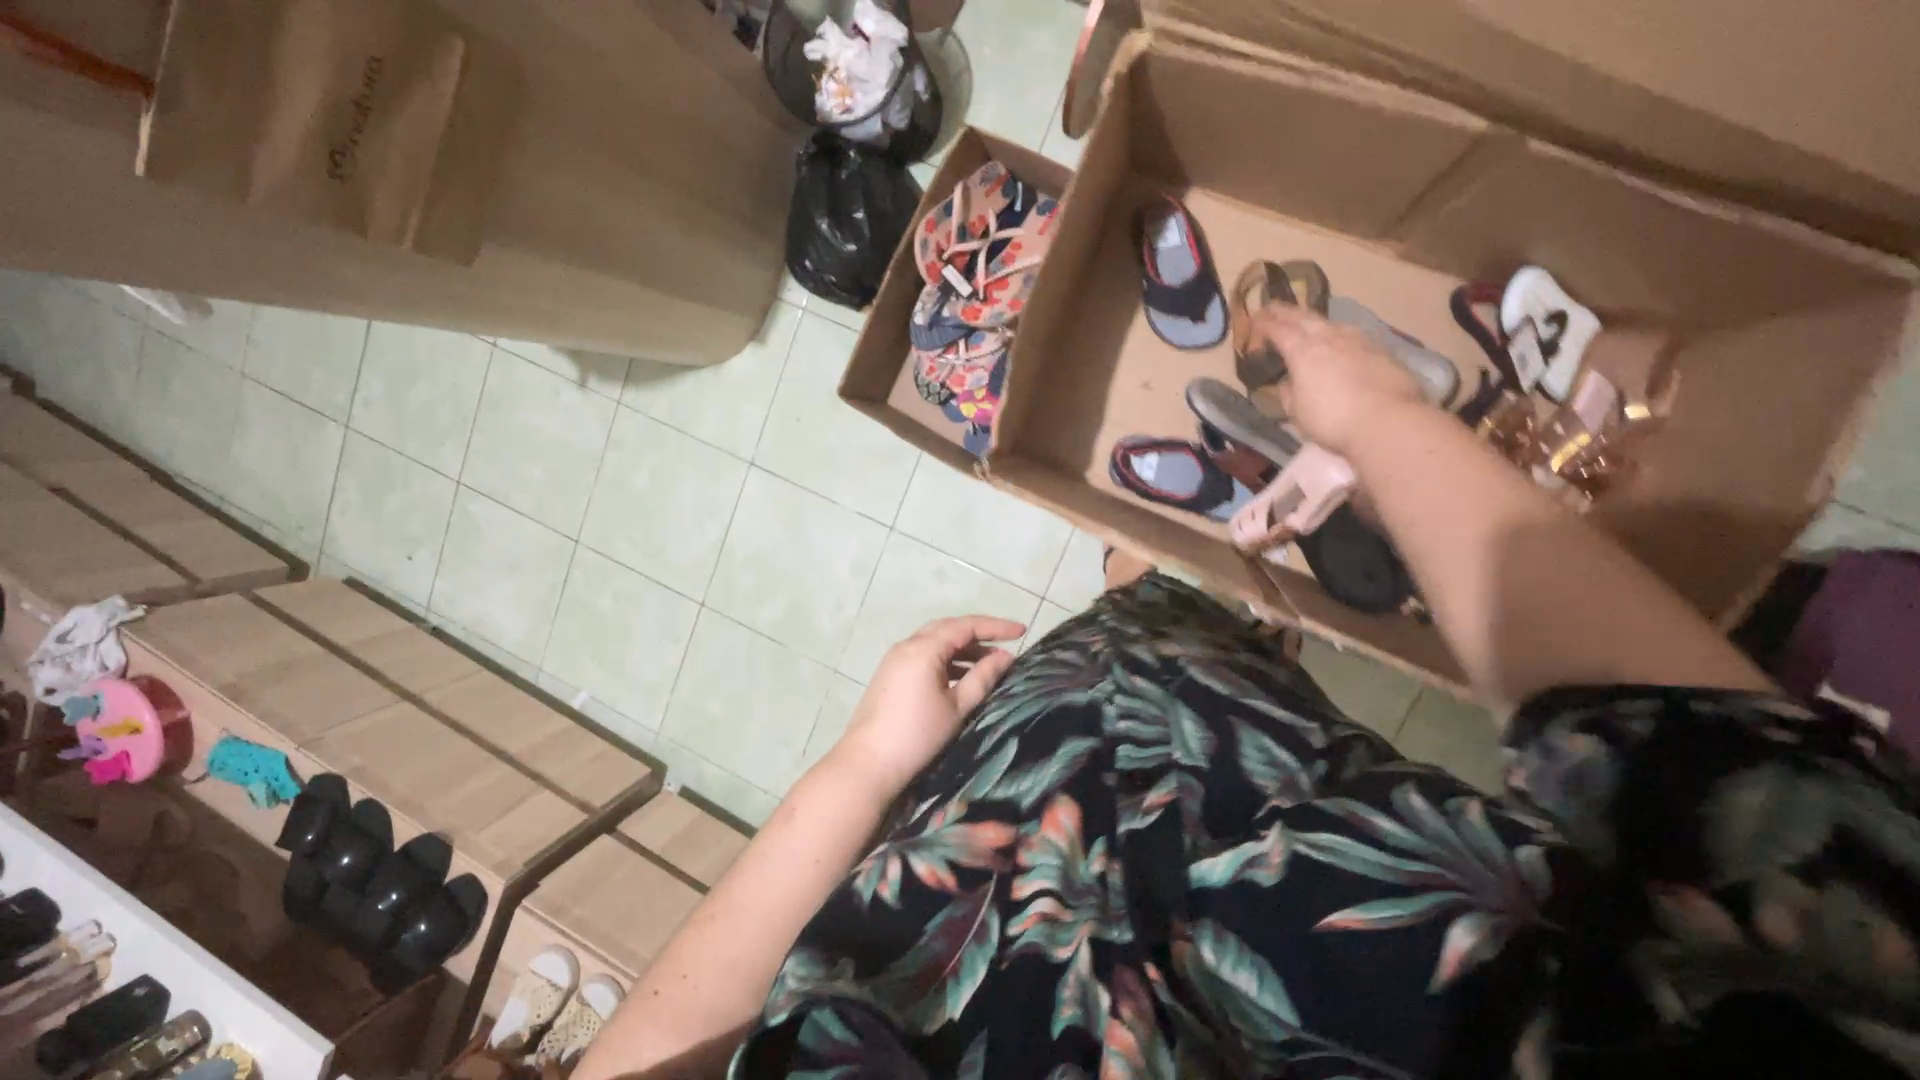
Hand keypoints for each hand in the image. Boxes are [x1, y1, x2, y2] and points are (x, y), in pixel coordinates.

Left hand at [827, 615, 1024, 797]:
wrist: (868, 763)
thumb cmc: (917, 735)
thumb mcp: (957, 707)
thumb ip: (982, 678)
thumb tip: (1004, 657)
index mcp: (924, 648)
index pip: (966, 626)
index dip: (996, 627)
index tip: (1022, 631)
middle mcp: (907, 646)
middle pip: (948, 629)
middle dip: (978, 634)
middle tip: (1006, 643)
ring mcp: (895, 660)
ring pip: (934, 643)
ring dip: (962, 649)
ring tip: (990, 664)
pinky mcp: (890, 675)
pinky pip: (923, 657)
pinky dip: (946, 661)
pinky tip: (962, 677)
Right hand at [1253, 304, 1429, 454]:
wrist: (1387, 420)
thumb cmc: (1332, 419)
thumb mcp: (1297, 412)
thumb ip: (1289, 393)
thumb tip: (1287, 382)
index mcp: (1302, 351)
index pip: (1278, 330)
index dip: (1264, 324)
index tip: (1254, 319)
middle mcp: (1329, 337)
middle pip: (1303, 318)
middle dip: (1286, 312)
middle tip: (1273, 307)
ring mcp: (1358, 340)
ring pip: (1330, 323)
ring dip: (1314, 320)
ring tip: (1307, 321)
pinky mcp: (1381, 350)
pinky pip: (1352, 335)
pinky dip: (1339, 334)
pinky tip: (1341, 340)